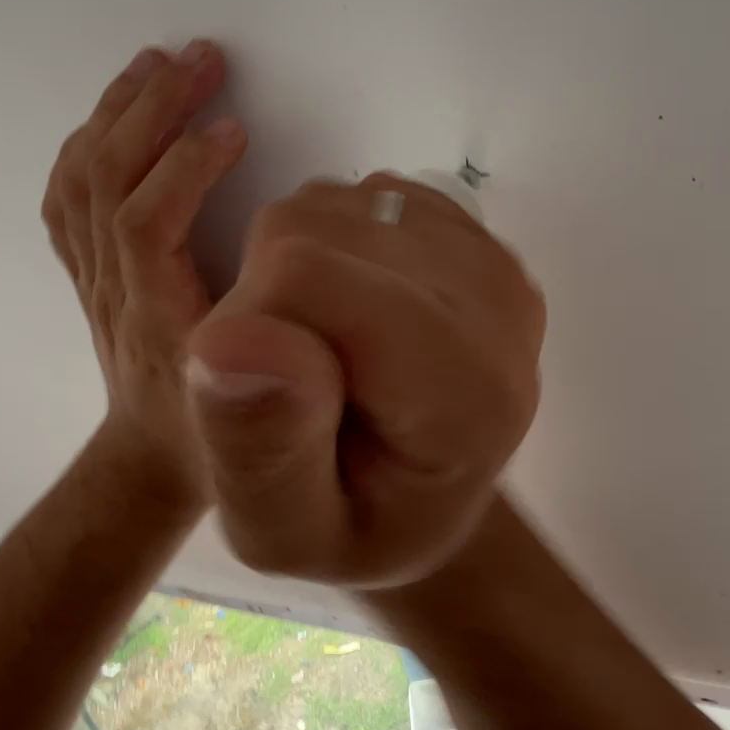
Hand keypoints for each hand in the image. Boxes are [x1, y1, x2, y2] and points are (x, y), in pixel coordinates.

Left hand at [42, 40, 246, 496]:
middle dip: (150, 111)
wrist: (149, 465)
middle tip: (200, 61)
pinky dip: (86, 146)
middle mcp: (112, 293)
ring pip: (79, 182)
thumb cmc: (214, 442)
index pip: (146, 226)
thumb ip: (277, 355)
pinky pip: (66, 201)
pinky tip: (115, 116)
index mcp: (156, 322)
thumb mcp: (259, 413)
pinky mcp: (89, 276)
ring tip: (156, 65)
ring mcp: (92, 282)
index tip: (234, 127)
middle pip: (104, 184)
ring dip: (115, 114)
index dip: (184, 169)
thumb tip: (303, 269)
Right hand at [186, 174, 545, 587]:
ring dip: (294, 272)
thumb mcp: (288, 533)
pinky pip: (353, 197)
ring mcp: (488, 256)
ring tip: (323, 354)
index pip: (306, 275)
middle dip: (266, 298)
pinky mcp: (470, 232)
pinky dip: (328, 247)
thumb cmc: (358, 527)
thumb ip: (263, 455)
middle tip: (292, 383)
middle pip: (313, 229)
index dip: (246, 326)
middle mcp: (499, 304)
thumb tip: (230, 345)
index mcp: (467, 390)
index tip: (259, 399)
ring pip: (327, 205)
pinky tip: (350, 314)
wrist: (427, 494)